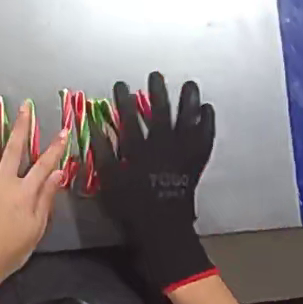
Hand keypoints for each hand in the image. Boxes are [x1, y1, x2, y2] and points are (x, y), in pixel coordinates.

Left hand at [0, 99, 66, 281]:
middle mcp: (4, 182)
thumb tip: (59, 172)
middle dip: (21, 126)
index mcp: (25, 192)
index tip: (63, 130)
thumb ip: (46, 198)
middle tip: (24, 107)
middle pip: (15, 149)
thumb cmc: (12, 249)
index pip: (45, 164)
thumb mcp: (37, 228)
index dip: (55, 147)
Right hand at [91, 72, 216, 293]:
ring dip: (187, 101)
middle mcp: (162, 145)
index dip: (123, 99)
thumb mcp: (109, 180)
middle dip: (157, 92)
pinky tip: (207, 110)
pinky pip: (204, 138)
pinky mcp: (195, 162)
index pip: (129, 117)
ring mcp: (182, 153)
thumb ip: (103, 152)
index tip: (120, 85)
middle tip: (155, 76)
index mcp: (138, 149)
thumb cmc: (131, 205)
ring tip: (189, 84)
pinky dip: (207, 123)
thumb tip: (95, 128)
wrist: (162, 227)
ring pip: (187, 121)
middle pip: (161, 112)